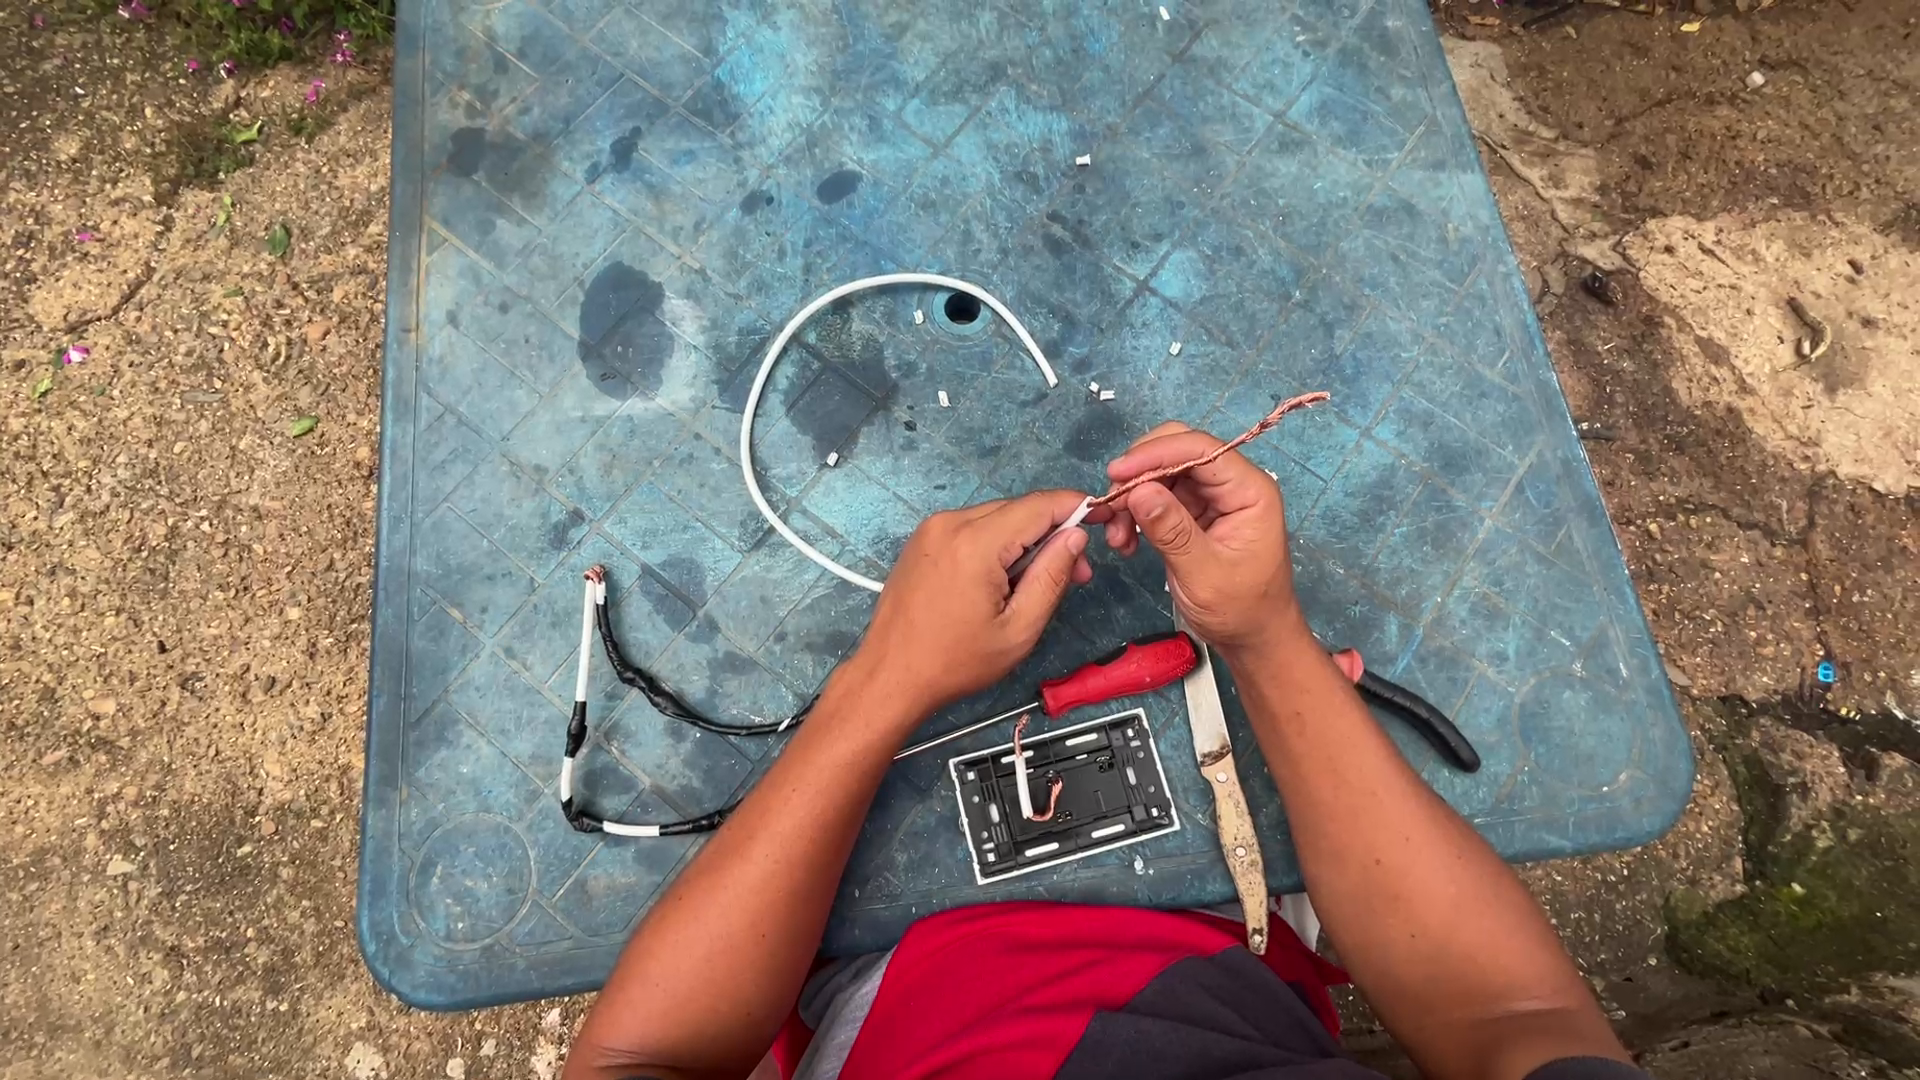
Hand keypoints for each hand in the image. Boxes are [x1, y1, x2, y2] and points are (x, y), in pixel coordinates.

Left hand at [851, 490, 1093, 714]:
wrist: (890, 675)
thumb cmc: (955, 662)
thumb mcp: (1018, 629)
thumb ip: (1052, 577)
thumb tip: (1076, 536)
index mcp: (975, 543)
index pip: (1040, 505)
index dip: (1077, 506)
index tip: (1104, 518)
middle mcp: (950, 523)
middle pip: (1018, 510)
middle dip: (1053, 533)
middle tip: (1076, 574)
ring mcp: (932, 529)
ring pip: (996, 518)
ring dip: (1024, 540)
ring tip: (1036, 584)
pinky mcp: (923, 540)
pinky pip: (972, 528)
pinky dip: (996, 544)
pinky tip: (1002, 579)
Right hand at [1090, 422, 1307, 654]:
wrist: (1251, 638)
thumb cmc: (1239, 609)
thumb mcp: (1203, 574)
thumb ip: (1172, 531)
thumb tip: (1138, 492)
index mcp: (1248, 491)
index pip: (1200, 449)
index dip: (1155, 454)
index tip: (1115, 473)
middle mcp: (1229, 485)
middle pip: (1176, 452)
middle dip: (1138, 474)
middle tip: (1110, 505)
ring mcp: (1209, 498)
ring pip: (1159, 474)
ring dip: (1131, 498)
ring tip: (1116, 536)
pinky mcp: (1191, 513)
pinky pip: (1155, 498)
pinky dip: (1134, 514)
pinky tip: (1124, 541)